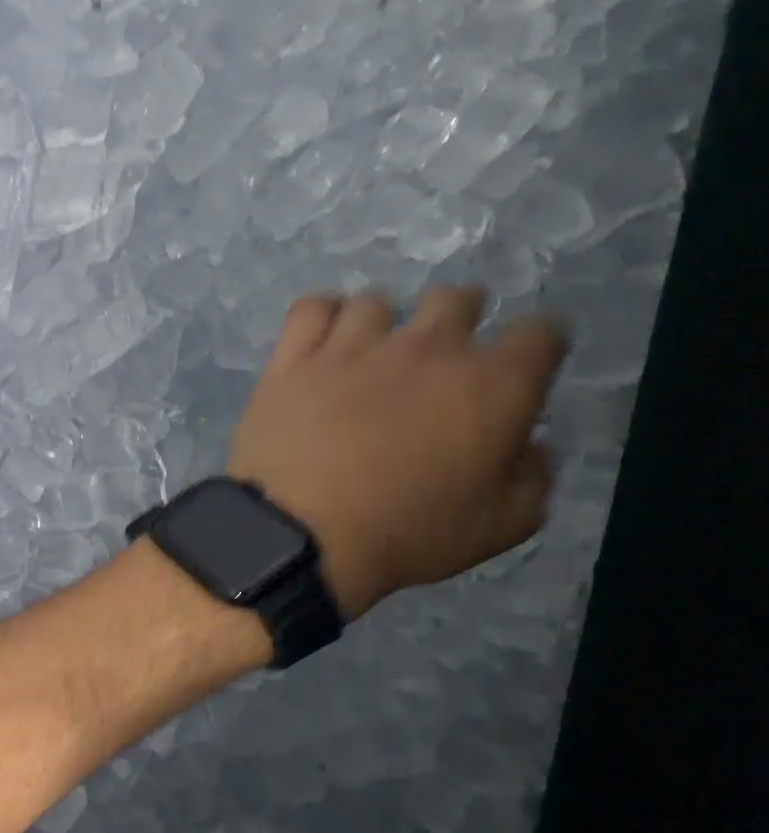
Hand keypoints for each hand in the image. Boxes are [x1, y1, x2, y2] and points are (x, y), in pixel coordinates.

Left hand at [226, 287, 568, 619]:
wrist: (300, 531)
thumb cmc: (408, 533)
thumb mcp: (505, 522)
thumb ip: (531, 473)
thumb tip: (527, 443)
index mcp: (495, 383)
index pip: (541, 331)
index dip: (537, 346)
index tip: (522, 365)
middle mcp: (427, 349)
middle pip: (457, 299)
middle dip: (461, 317)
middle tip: (444, 353)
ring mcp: (351, 348)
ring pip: (378, 302)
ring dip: (385, 322)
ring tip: (373, 353)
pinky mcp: (291, 359)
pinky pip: (311, 308)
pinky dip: (322, 315)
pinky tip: (322, 339)